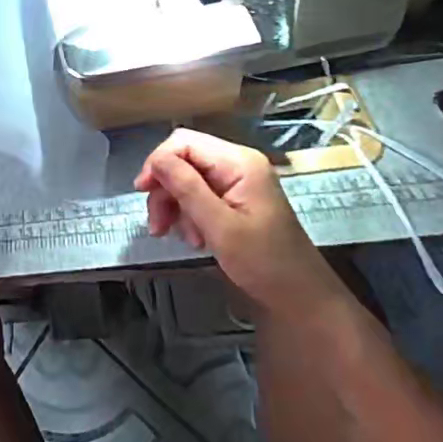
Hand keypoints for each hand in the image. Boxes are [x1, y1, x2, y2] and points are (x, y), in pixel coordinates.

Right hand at [134, 128, 345, 316]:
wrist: (299, 298)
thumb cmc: (263, 263)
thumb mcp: (220, 227)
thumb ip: (187, 189)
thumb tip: (156, 160)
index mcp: (239, 162)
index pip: (184, 142)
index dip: (159, 163)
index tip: (143, 192)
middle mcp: (238, 163)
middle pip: (184, 160)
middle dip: (166, 190)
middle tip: (158, 226)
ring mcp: (238, 181)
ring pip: (188, 178)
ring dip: (176, 205)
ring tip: (179, 237)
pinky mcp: (236, 198)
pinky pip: (200, 194)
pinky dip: (190, 214)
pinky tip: (195, 238)